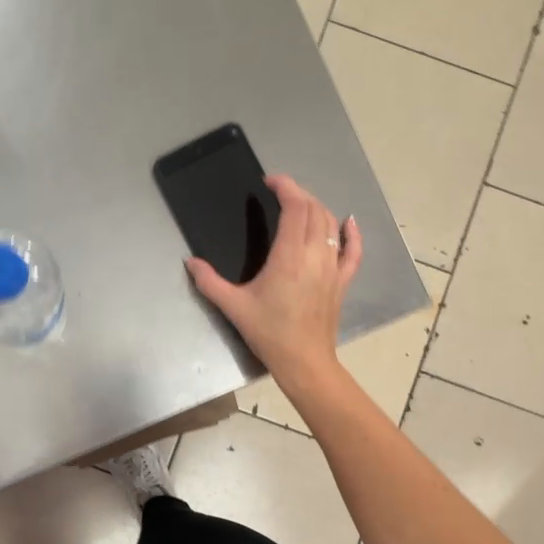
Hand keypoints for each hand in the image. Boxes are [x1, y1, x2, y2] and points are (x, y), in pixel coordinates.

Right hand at [186, 174, 360, 395]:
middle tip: (280, 192)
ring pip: (331, 225)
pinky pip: (353, 251)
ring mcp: (332, 267)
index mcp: (288, 256)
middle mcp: (314, 255)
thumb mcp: (233, 306)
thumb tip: (190, 262)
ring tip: (300, 205)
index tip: (271, 181)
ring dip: (317, 208)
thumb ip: (209, 281)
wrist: (304, 361)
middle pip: (314, 210)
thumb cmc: (269, 333)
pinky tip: (348, 222)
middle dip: (299, 194)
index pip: (295, 208)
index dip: (286, 187)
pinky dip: (351, 233)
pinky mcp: (342, 281)